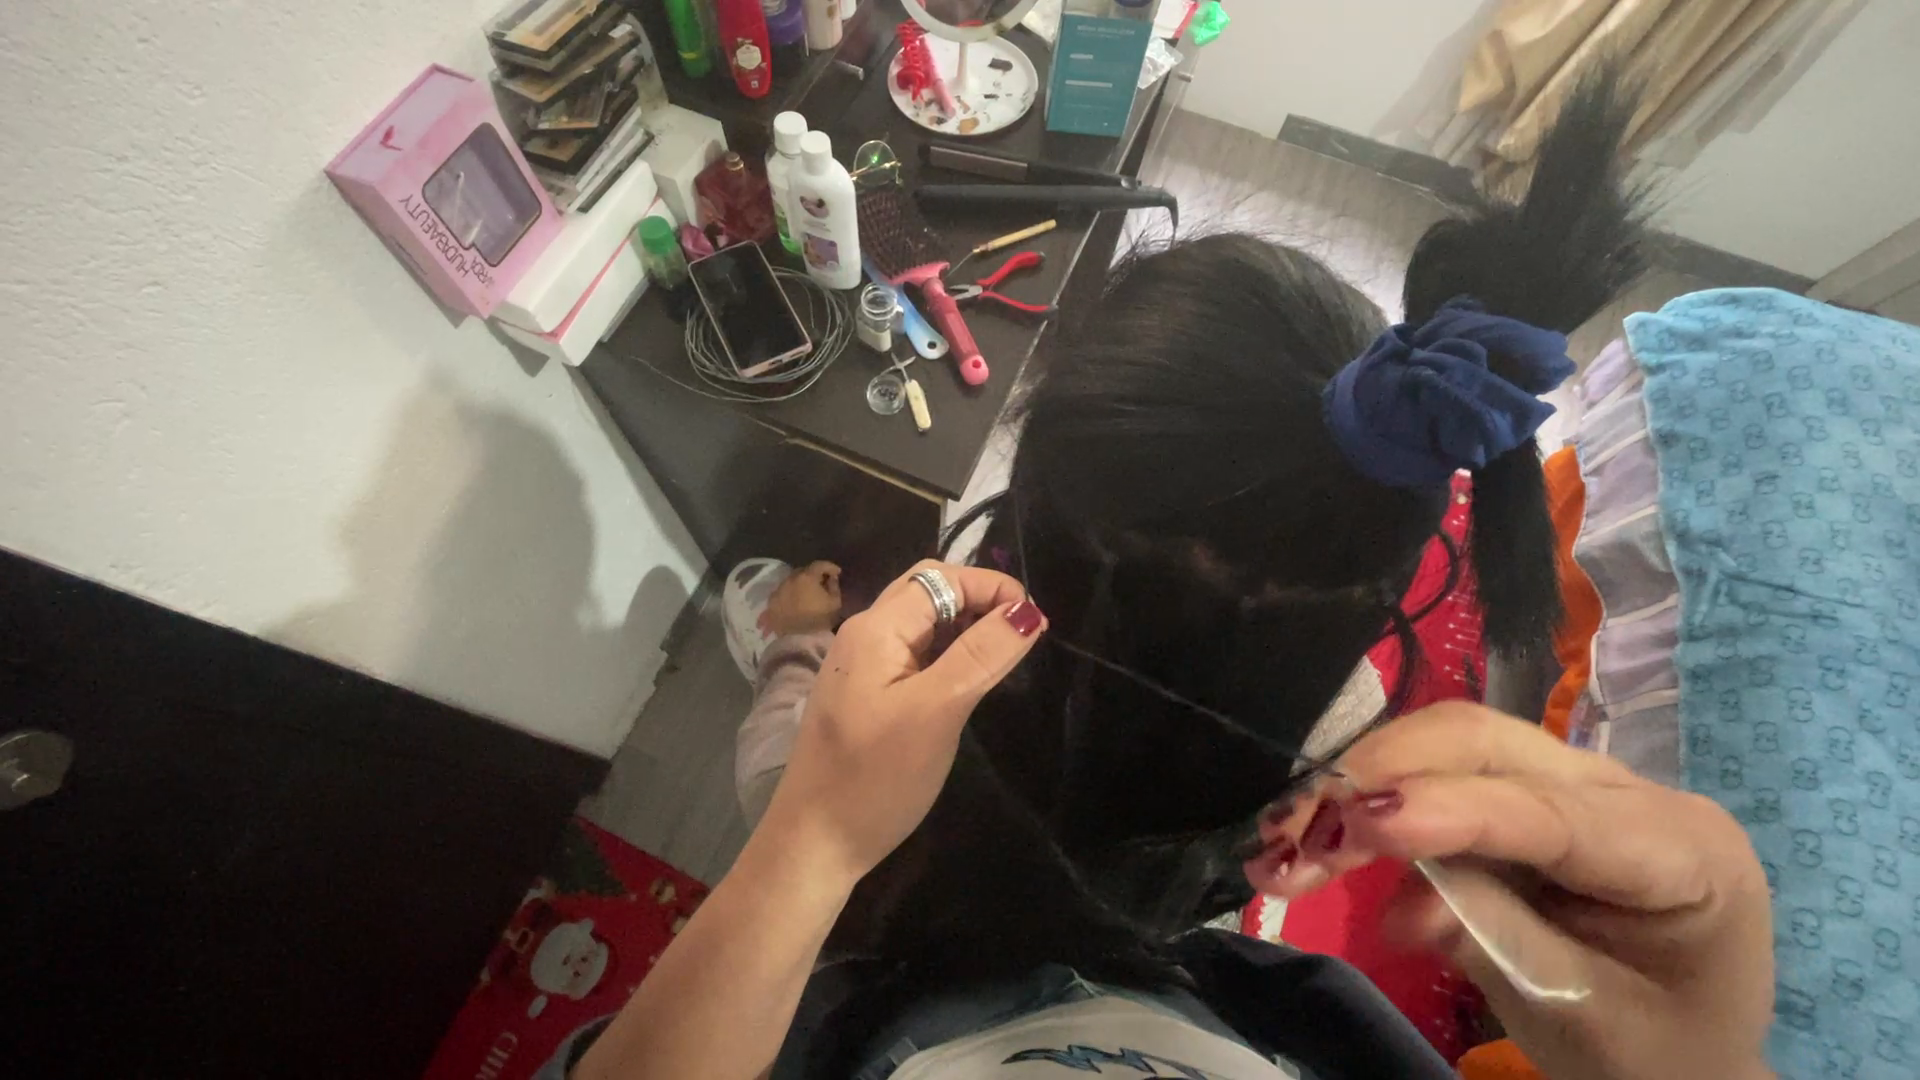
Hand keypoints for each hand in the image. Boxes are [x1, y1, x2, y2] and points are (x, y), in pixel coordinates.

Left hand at [760, 560, 1046, 883]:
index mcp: (875, 628)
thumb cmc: (876, 778)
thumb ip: (981, 655)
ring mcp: (863, 666)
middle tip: (1021, 634)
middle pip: (928, 592)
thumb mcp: (937, 711)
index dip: (990, 587)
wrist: (815, 843)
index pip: (940, 578)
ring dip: (965, 626)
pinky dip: (948, 653)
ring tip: (1004, 654)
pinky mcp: (867, 695)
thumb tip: (1027, 610)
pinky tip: (969, 678)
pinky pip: (914, 654)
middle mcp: (864, 635)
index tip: (1034, 621)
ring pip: (922, 624)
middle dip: (979, 600)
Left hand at [762, 561, 842, 635]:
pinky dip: (790, 594)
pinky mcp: (771, 602)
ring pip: (791, 581)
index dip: (830, 567)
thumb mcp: (835, 603)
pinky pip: (783, 593)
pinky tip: (795, 601)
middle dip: (814, 575)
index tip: (837, 573)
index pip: (819, 565)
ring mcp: (778, 590)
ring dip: (800, 584)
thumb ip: (834, 586)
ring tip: (807, 593)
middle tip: (822, 583)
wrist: (797, 641)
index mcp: (807, 577)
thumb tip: (831, 578)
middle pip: (803, 571)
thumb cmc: (819, 620)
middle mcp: (790, 580)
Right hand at [1245, 703, 1773, 1079]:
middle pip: (1477, 742)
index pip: (1547, 812)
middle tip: (1290, 830)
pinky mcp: (1507, 783)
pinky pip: (1423, 768)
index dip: (1447, 810)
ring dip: (1353, 784)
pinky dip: (1360, 799)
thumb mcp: (1580, 1016)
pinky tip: (1314, 835)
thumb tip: (1400, 901)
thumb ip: (1492, 937)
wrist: (1669, 1049)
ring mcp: (1559, 775)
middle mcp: (1619, 788)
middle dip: (1374, 776)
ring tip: (1282, 838)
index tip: (1357, 824)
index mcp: (1680, 851)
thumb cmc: (1648, 1051)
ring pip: (1437, 741)